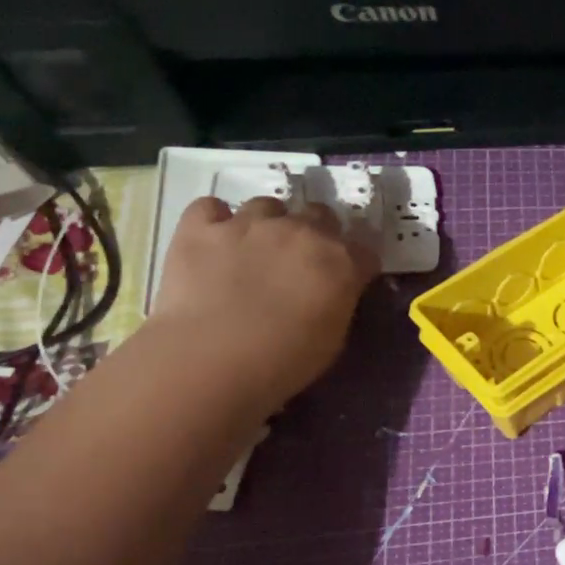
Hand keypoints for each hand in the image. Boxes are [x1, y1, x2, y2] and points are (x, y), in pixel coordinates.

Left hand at [151, 196, 378, 411]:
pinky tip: (214, 238)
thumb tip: (331, 293)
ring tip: (257, 247)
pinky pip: (210, 207)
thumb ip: (338, 302)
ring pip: (267, 205)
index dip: (357, 265)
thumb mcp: (335, 337)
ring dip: (269, 222)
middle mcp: (301, 231)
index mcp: (342, 262)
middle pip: (320, 213)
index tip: (348, 280)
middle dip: (318, 232)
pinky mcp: (200, 227)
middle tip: (304, 259)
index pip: (364, 250)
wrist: (213, 357)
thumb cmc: (286, 359)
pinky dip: (214, 219)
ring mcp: (248, 224)